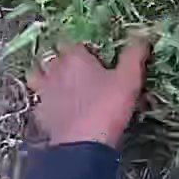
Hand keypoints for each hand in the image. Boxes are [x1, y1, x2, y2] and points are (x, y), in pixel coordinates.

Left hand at [27, 34, 149, 147]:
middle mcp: (55, 71)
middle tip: (78, 68)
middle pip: (52, 56)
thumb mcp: (129, 79)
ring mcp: (44, 92)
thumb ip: (134, 55)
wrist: (82, 145)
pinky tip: (55, 106)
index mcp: (76, 58)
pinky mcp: (39, 113)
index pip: (73, 42)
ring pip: (37, 75)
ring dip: (45, 75)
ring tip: (59, 82)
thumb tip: (141, 34)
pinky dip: (45, 100)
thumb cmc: (107, 107)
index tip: (95, 55)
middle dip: (62, 59)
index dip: (83, 47)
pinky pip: (38, 100)